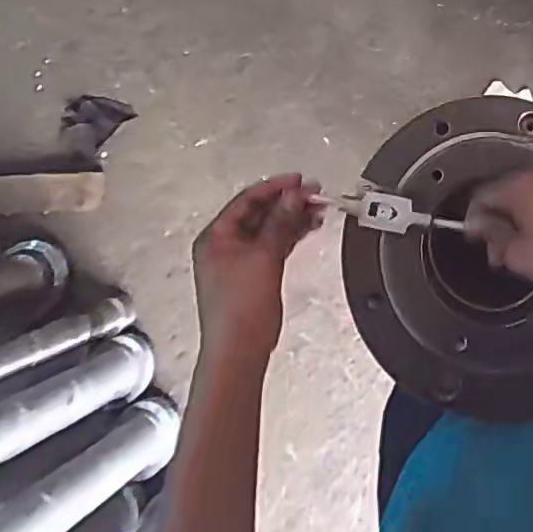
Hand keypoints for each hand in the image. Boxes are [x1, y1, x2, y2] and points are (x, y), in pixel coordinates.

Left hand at [192, 173, 323, 358]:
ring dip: (293, 216)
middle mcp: (225, 245)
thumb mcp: (264, 255)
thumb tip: (293, 196)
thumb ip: (281, 221)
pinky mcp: (255, 271)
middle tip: (312, 194)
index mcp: (216, 236)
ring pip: (271, 226)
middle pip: (261, 212)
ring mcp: (240, 258)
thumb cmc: (238, 311)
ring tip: (316, 208)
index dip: (275, 187)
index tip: (298, 181)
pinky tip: (308, 226)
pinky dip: (292, 233)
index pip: (247, 199)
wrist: (240, 350)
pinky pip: (275, 241)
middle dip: (288, 201)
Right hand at [464, 167, 532, 305]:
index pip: (481, 195)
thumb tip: (483, 228)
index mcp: (521, 187)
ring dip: (517, 219)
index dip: (473, 219)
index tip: (474, 236)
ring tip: (520, 249)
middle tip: (496, 249)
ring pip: (526, 197)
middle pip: (503, 193)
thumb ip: (493, 238)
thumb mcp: (520, 256)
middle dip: (496, 220)